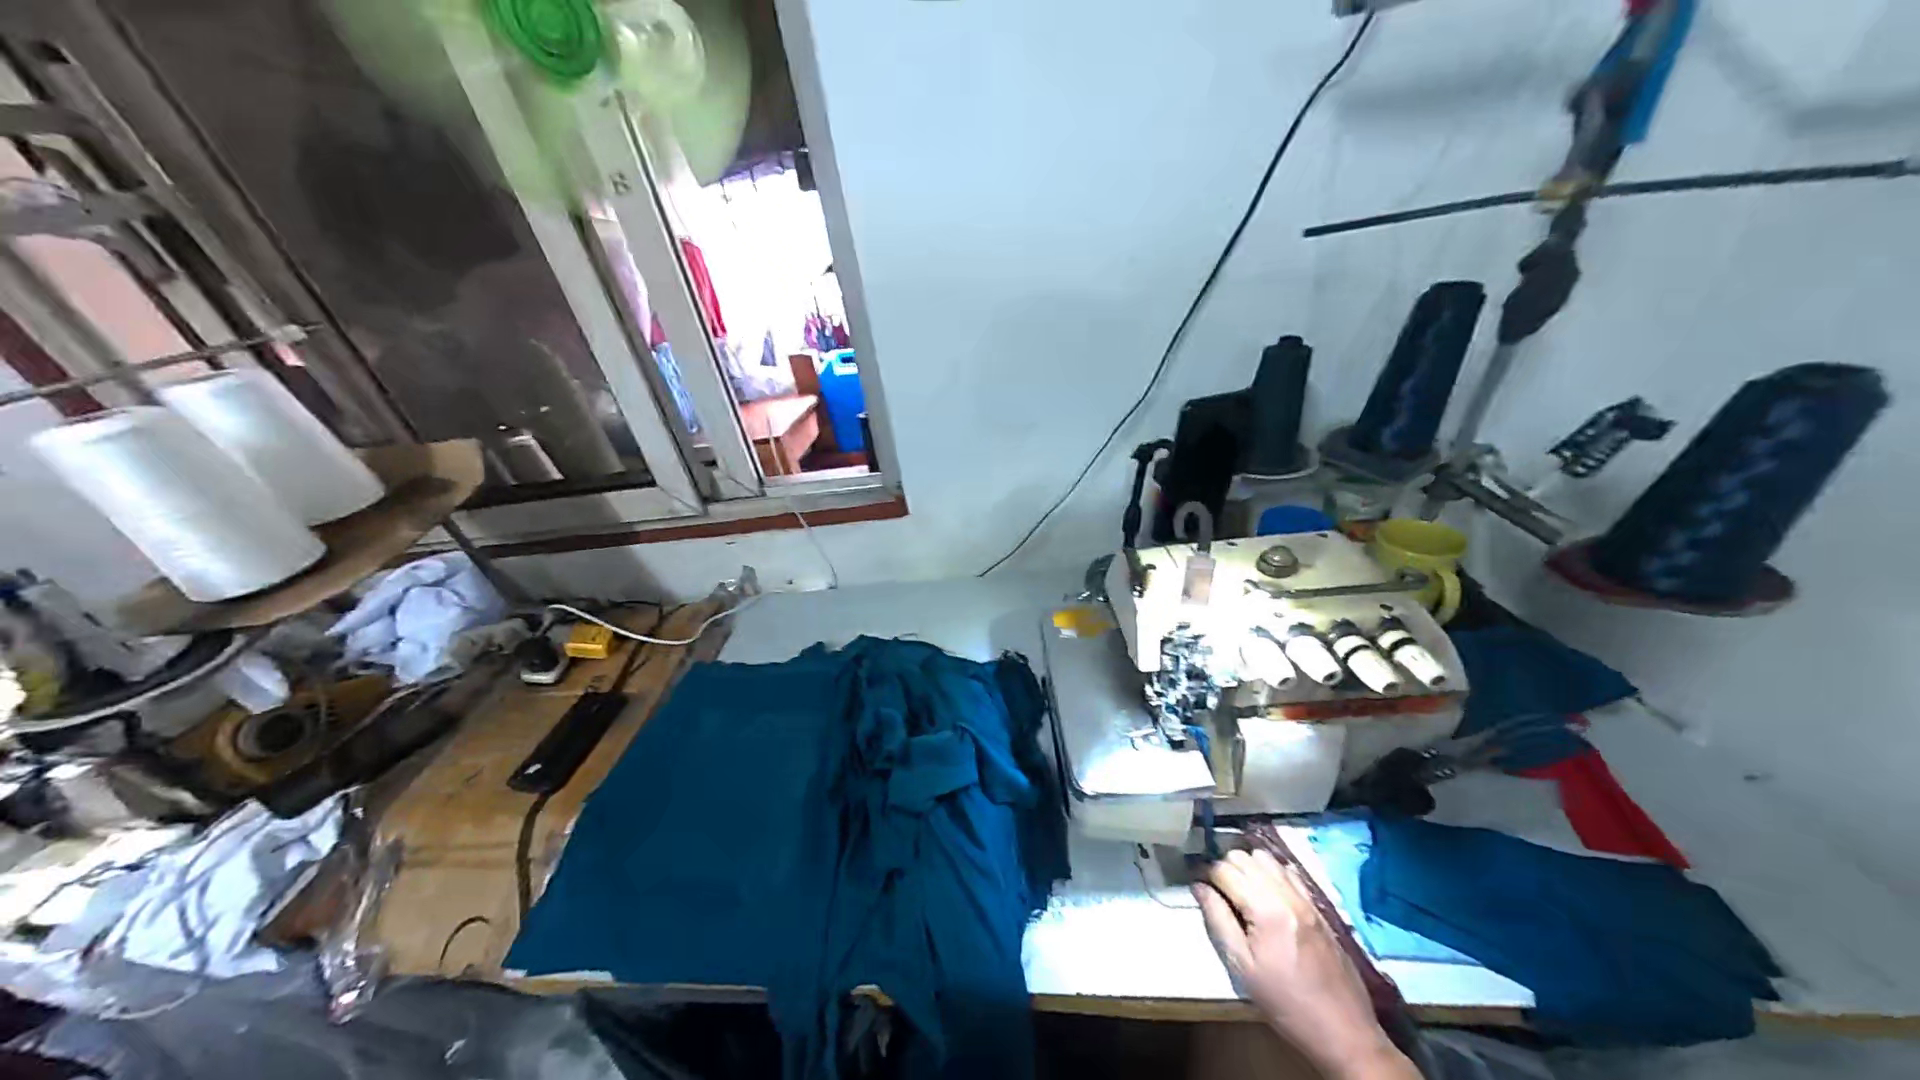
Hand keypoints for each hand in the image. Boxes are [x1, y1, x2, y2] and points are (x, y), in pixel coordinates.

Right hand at [1193, 848, 1419, 1079]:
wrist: (1343, 1031)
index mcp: (1266, 909)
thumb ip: (1217, 920)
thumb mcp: (1242, 967)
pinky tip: (1266, 894)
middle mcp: (1287, 895)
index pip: (1224, 870)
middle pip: (1244, 857)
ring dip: (1248, 867)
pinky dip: (1271, 872)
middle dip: (1225, 868)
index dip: (1204, 874)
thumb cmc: (1286, 1003)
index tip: (1196, 885)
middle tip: (1217, 892)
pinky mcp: (1318, 906)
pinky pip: (1288, 871)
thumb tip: (1199, 887)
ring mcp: (1306, 898)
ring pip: (1266, 858)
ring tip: (1240, 892)